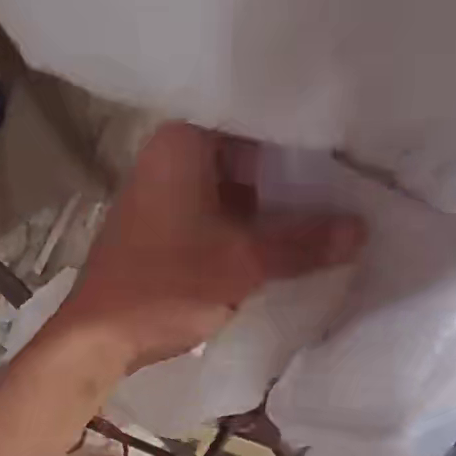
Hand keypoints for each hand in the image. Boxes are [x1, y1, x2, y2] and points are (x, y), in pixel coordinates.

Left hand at [46, 122, 363, 373]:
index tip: (353, 140)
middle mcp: (164, 158)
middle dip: (292, 172)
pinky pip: (207, 217)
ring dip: (265, 205)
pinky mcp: (151, 233)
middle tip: (351, 176)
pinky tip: (277, 241)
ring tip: (326, 208)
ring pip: (226, 189)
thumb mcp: (243, 263)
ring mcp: (154, 197)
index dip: (308, 130)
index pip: (260, 115)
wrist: (94, 341)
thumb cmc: (164, 288)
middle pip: (244, 154)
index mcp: (182, 142)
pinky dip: (237, 227)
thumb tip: (361, 230)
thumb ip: (304, 242)